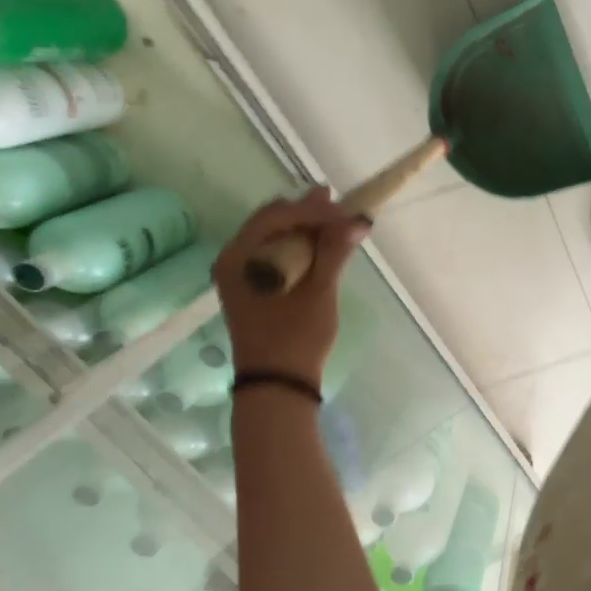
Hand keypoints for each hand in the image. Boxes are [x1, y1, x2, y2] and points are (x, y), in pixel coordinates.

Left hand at [213, 188, 370, 386]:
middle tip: (341, 206)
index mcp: (240, 255)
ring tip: (335, 224)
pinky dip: (296, 248)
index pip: (278, 216)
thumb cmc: (296, 337)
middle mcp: (233, 258)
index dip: (314, 209)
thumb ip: (334, 252)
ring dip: (303, 229)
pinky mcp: (250, 289)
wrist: (277, 384)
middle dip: (307, 213)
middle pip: (271, 222)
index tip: (346, 207)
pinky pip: (272, 255)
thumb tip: (356, 220)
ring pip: (272, 237)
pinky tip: (318, 250)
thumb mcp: (320, 292)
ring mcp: (239, 274)